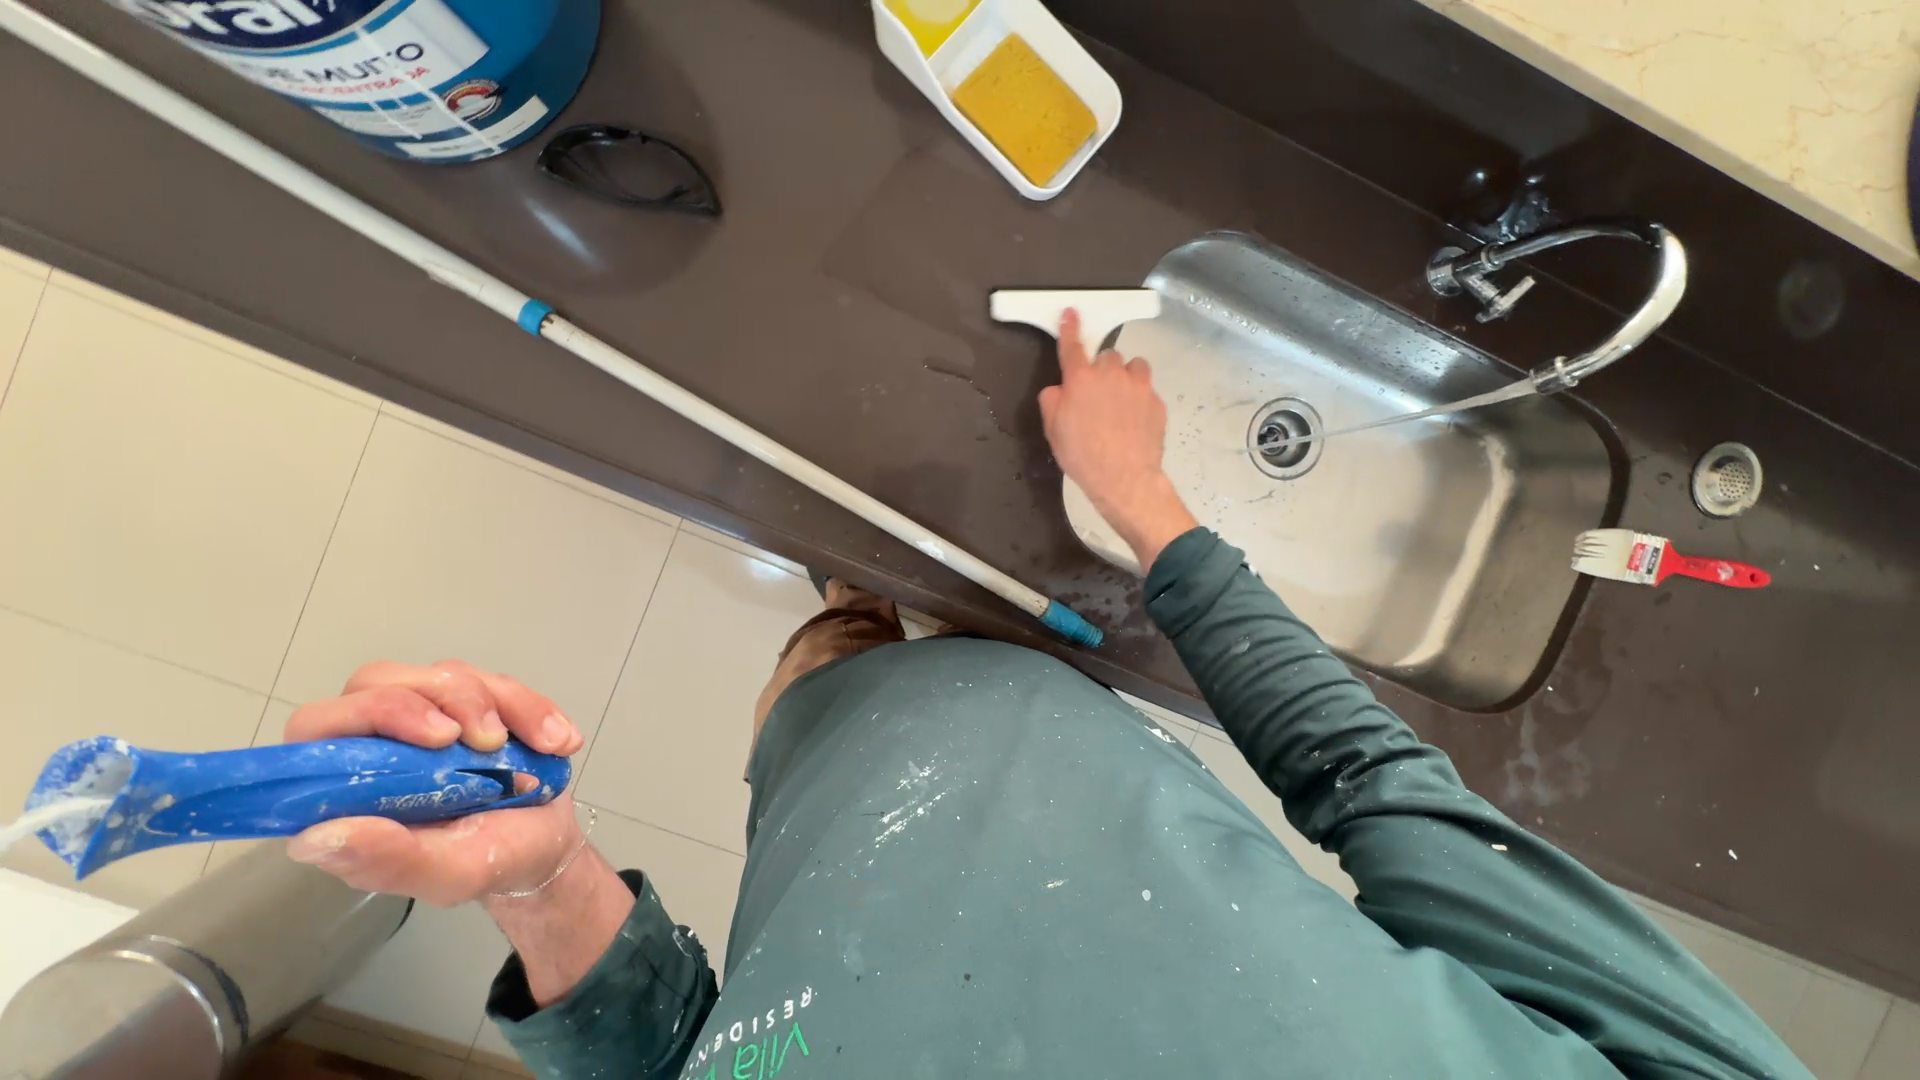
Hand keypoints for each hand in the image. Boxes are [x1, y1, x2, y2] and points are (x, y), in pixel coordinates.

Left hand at [283, 660, 588, 906]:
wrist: (548, 845)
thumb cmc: (492, 861)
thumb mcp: (448, 875)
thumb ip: (390, 860)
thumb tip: (314, 838)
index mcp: (348, 785)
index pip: (322, 726)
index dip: (374, 714)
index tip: (442, 738)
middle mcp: (378, 740)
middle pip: (384, 680)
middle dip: (451, 700)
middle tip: (494, 740)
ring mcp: (430, 714)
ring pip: (449, 675)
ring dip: (507, 705)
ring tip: (550, 747)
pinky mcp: (477, 701)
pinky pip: (500, 683)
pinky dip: (536, 709)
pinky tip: (562, 742)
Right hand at [1039, 308, 1198, 569]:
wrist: (1124, 478)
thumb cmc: (1082, 455)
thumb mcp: (1052, 430)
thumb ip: (1052, 400)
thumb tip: (1060, 389)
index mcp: (1081, 379)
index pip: (1073, 346)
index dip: (1070, 328)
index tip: (1072, 313)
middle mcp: (1112, 375)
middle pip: (1108, 356)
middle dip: (1103, 370)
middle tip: (1097, 395)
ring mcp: (1139, 387)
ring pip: (1135, 367)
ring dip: (1127, 378)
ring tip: (1121, 403)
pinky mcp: (1158, 403)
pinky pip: (1148, 391)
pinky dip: (1140, 400)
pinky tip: (1134, 423)